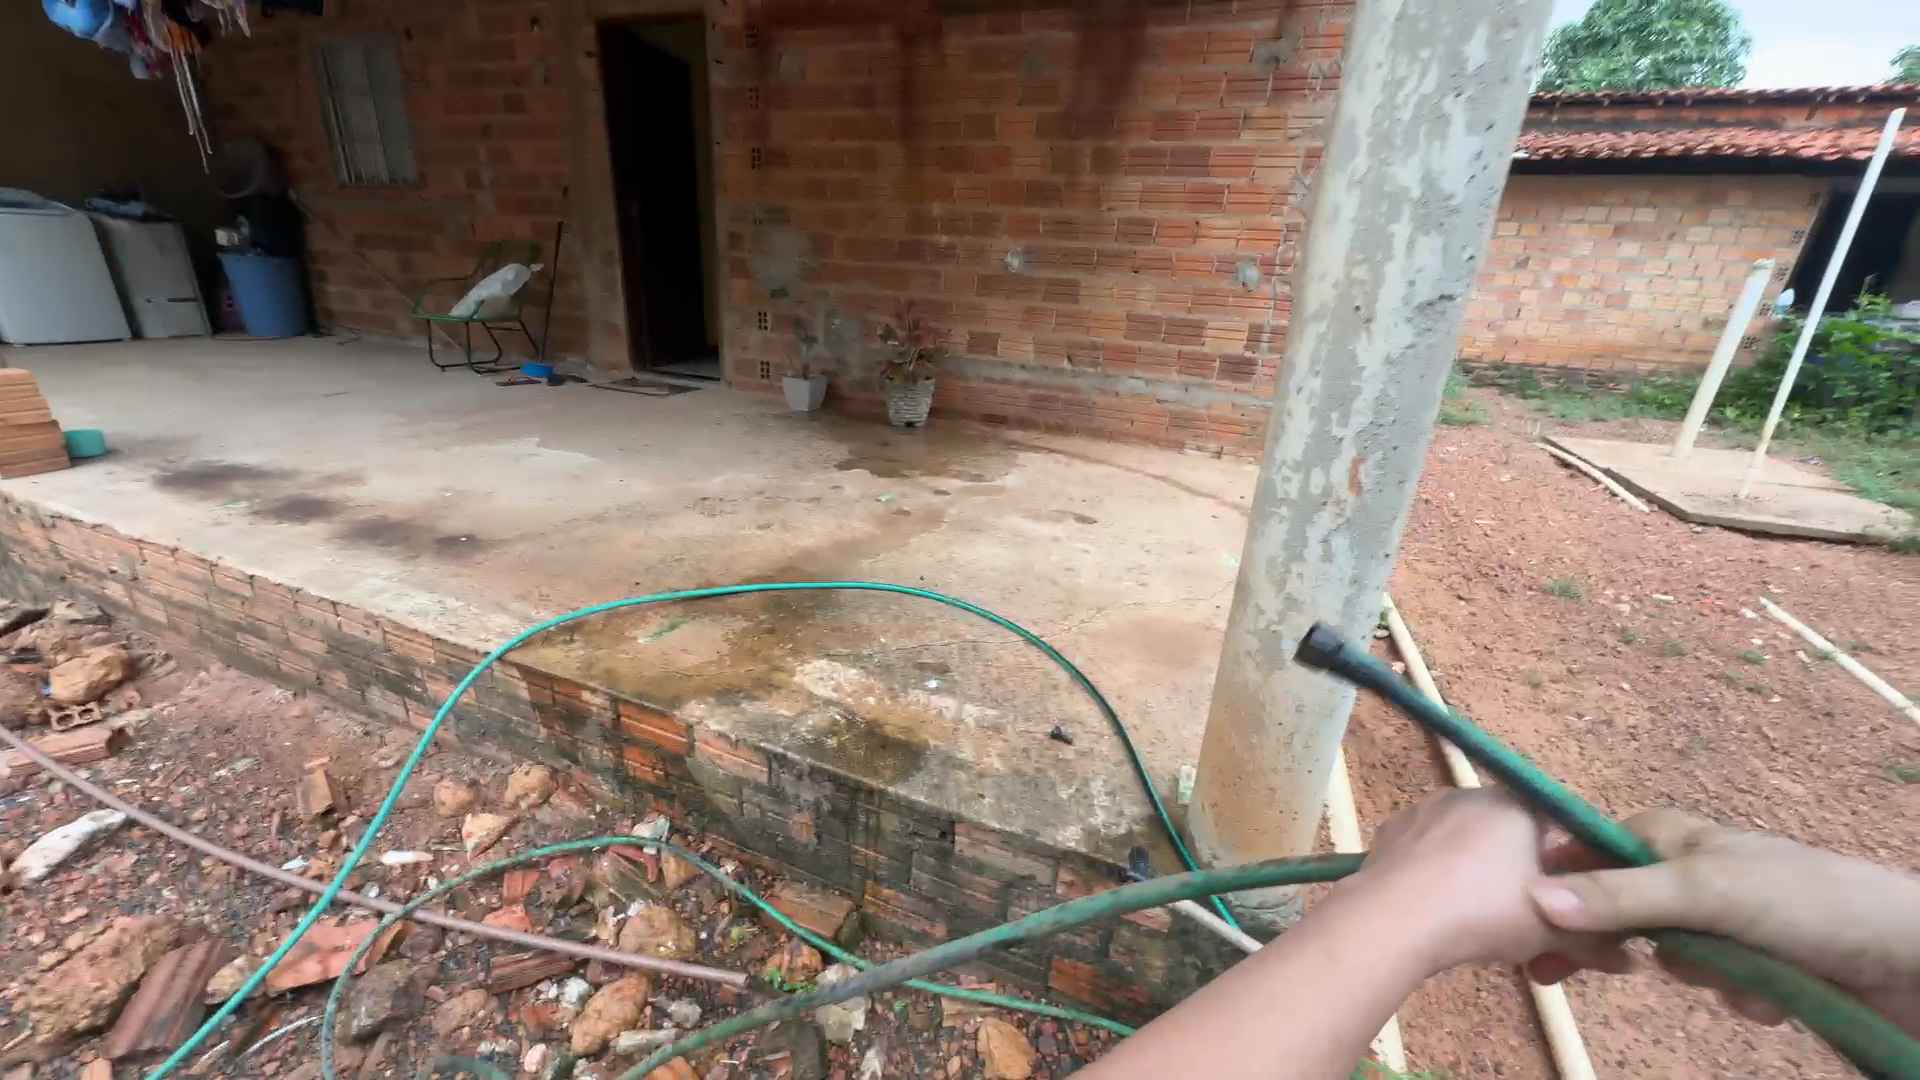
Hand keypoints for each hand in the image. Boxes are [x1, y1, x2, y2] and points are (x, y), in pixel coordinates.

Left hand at [1347, 789, 1627, 976]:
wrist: (1395, 913)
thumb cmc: (1486, 909)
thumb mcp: (1559, 932)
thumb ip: (1598, 940)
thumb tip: (1624, 956)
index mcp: (1514, 804)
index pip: (1561, 829)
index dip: (1574, 874)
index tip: (1574, 912)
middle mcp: (1467, 795)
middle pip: (1514, 843)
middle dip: (1532, 891)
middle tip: (1537, 938)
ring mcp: (1424, 810)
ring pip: (1472, 851)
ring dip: (1489, 888)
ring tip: (1492, 934)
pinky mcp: (1393, 831)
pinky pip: (1433, 855)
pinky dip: (1446, 881)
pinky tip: (1447, 914)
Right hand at [1528, 809, 1919, 1033]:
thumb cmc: (1805, 901)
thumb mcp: (1702, 893)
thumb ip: (1617, 896)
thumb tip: (1528, 898)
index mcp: (1657, 834)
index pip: (1577, 852)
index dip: (1547, 887)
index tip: (1523, 925)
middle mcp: (1677, 868)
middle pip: (1610, 904)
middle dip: (1602, 942)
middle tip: (1551, 973)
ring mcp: (1718, 915)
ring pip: (1662, 949)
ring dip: (1693, 971)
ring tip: (1734, 980)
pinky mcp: (1754, 956)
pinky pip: (1713, 978)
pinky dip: (1734, 992)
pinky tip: (1767, 997)